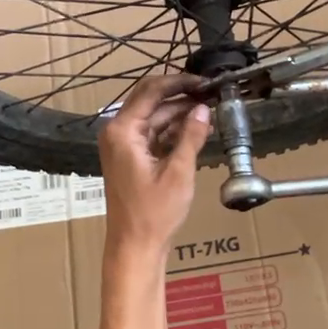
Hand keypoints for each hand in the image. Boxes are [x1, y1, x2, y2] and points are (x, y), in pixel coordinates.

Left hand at [98, 76, 211, 257]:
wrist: (135, 246)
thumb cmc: (153, 214)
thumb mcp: (178, 172)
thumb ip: (190, 136)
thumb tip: (203, 109)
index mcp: (122, 131)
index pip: (151, 91)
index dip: (179, 82)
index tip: (205, 82)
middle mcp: (117, 133)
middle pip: (150, 100)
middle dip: (180, 95)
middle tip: (210, 93)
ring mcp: (122, 145)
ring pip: (153, 117)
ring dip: (178, 113)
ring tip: (208, 110)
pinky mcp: (129, 157)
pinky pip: (152, 134)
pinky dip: (171, 130)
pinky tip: (195, 129)